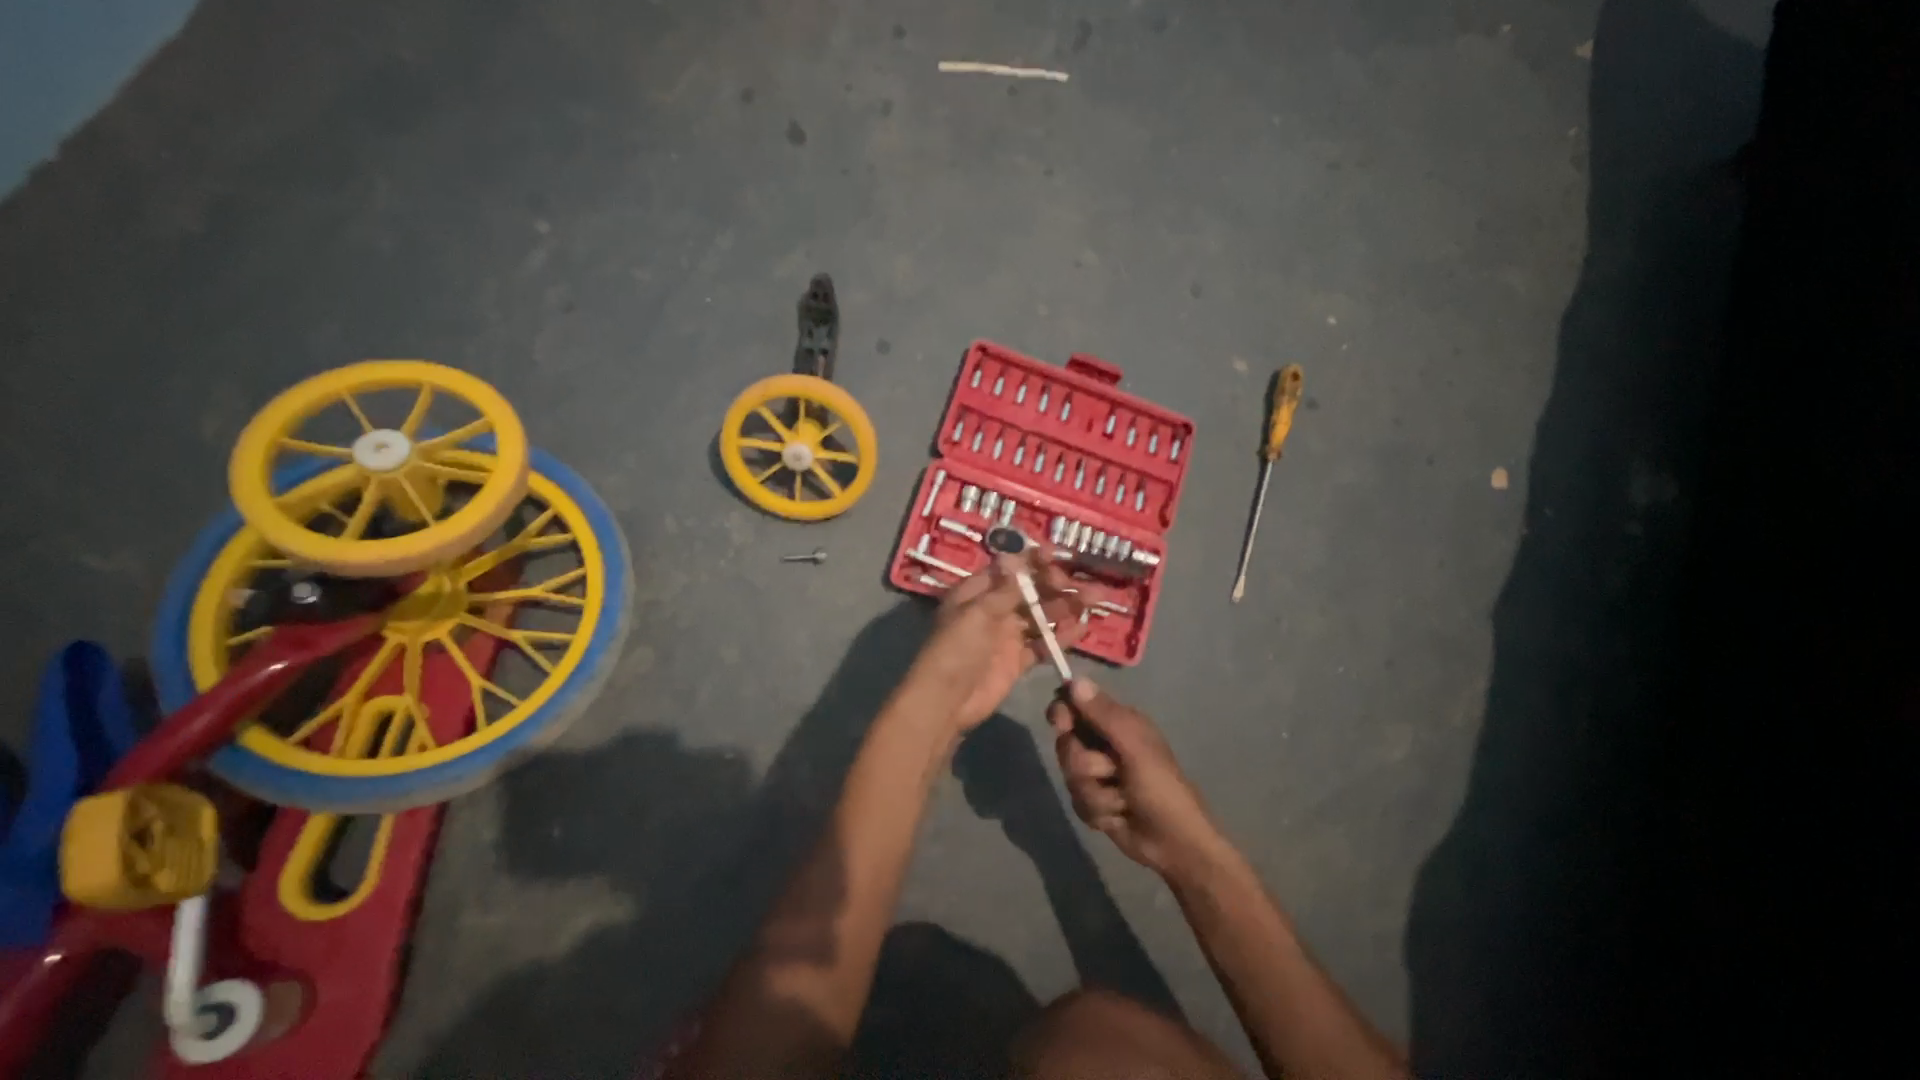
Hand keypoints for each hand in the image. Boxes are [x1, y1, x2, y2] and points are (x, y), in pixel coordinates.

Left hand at [902, 549, 1084, 734]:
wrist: (947, 700)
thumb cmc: (956, 649)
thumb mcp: (978, 612)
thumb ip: (1004, 589)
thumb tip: (1017, 557)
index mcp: (977, 592)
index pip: (1009, 569)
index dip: (1033, 561)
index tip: (1058, 555)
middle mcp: (993, 609)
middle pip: (1030, 591)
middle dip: (1057, 585)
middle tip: (1083, 585)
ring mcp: (1006, 635)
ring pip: (1041, 616)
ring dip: (1066, 607)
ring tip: (1094, 600)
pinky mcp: (1017, 660)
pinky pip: (1043, 644)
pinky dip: (1061, 637)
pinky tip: (1083, 628)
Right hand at [1047, 679, 1226, 877]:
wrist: (1174, 843)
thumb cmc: (1161, 789)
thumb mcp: (1135, 748)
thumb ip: (1104, 715)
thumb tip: (1074, 680)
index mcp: (1118, 723)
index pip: (1075, 706)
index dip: (1063, 714)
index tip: (1062, 726)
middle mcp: (1104, 745)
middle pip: (1066, 744)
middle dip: (1085, 765)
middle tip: (1112, 773)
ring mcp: (1098, 775)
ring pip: (1070, 776)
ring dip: (1095, 793)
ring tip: (1121, 801)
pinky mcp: (1094, 802)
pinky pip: (1075, 800)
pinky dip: (1096, 812)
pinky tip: (1116, 817)